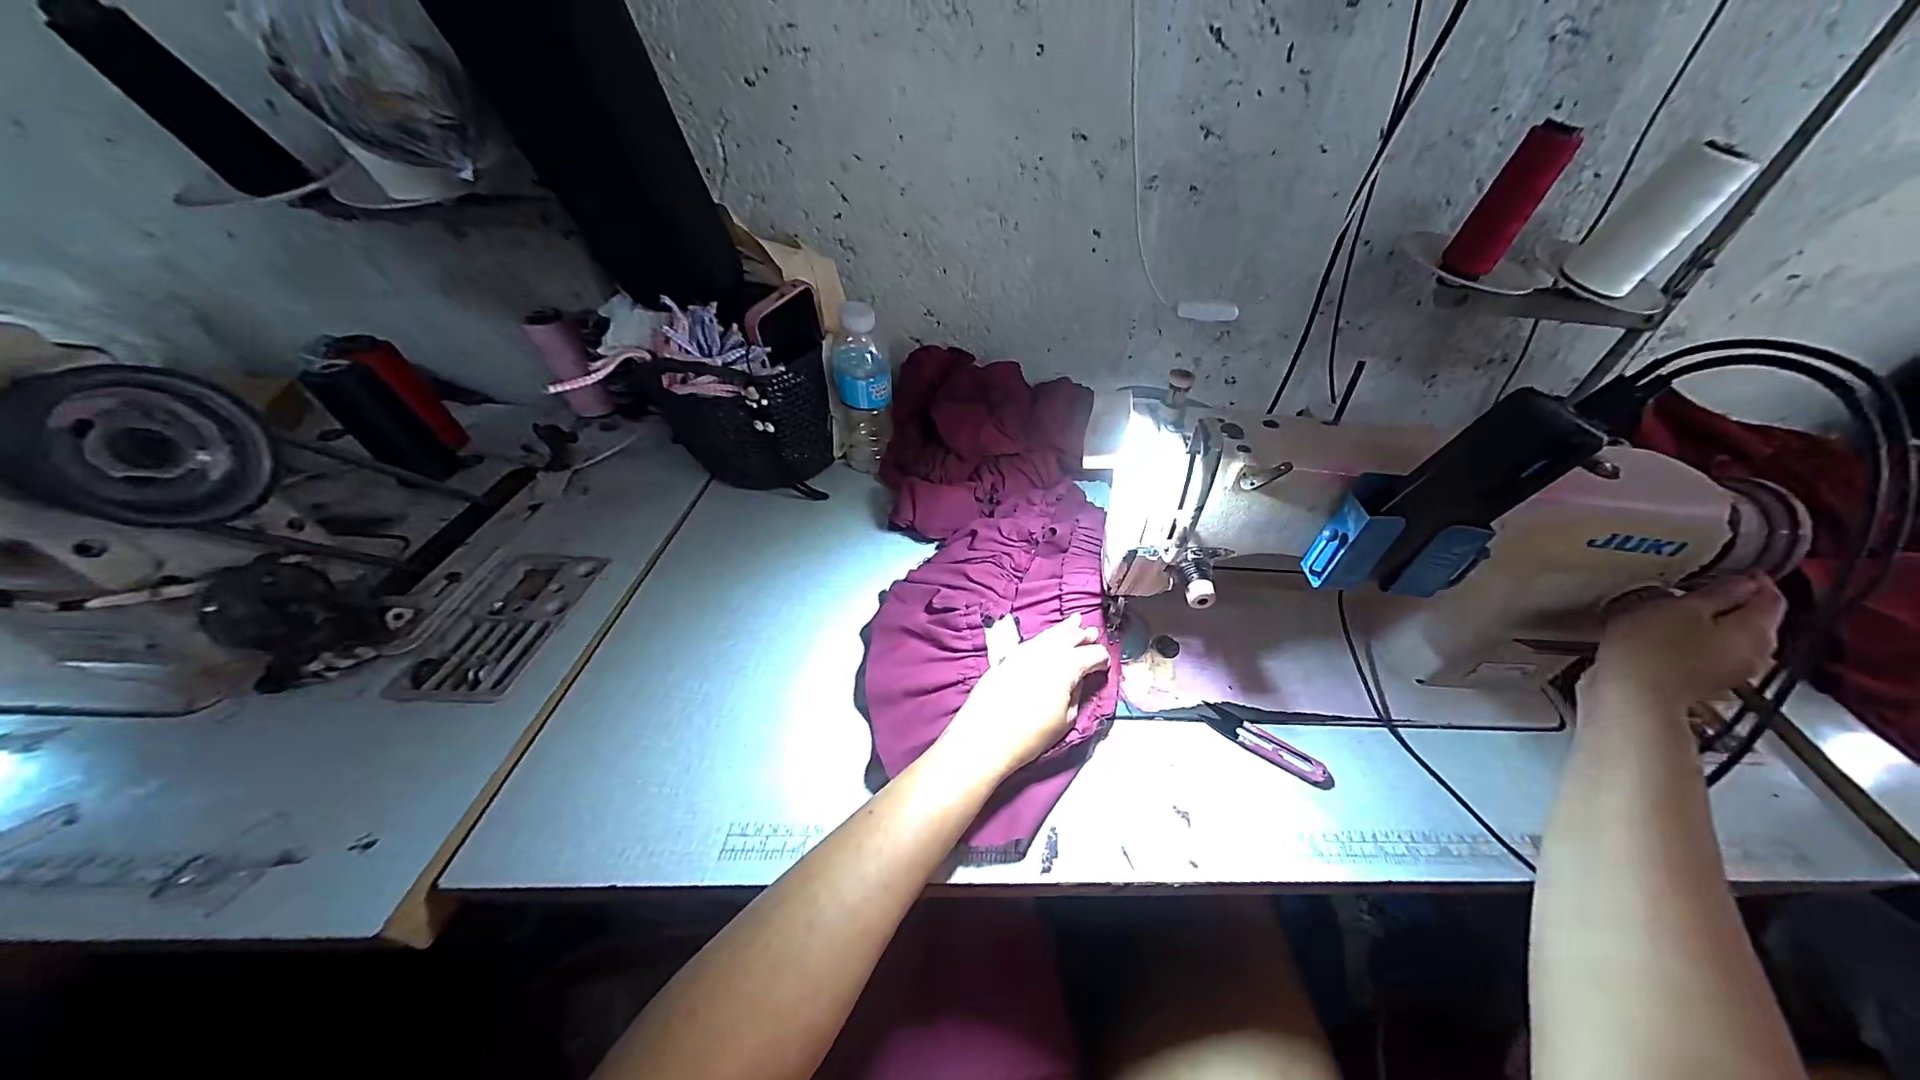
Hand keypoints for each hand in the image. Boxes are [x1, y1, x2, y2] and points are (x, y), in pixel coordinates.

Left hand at [933, 616, 1110, 783]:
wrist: (985, 735)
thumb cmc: (1031, 734)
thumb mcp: (1067, 718)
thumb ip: (1078, 692)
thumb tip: (1080, 680)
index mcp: (1068, 664)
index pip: (1093, 654)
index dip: (1102, 659)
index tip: (1104, 665)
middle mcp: (1048, 651)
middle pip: (1071, 636)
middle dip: (1084, 636)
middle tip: (1093, 634)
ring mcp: (1026, 650)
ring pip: (1051, 634)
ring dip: (1065, 629)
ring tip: (1076, 622)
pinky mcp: (1009, 656)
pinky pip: (1034, 640)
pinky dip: (1045, 636)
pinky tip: (1048, 638)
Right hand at [1589, 574, 1785, 707]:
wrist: (1632, 696)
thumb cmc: (1654, 648)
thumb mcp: (1679, 609)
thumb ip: (1717, 594)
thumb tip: (1744, 583)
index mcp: (1756, 631)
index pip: (1771, 598)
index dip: (1756, 581)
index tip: (1737, 570)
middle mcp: (1756, 654)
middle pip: (1755, 621)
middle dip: (1734, 605)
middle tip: (1704, 589)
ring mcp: (1731, 672)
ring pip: (1732, 639)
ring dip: (1714, 625)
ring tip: (1681, 613)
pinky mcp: (1704, 683)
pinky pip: (1710, 655)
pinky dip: (1698, 643)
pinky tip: (1672, 638)